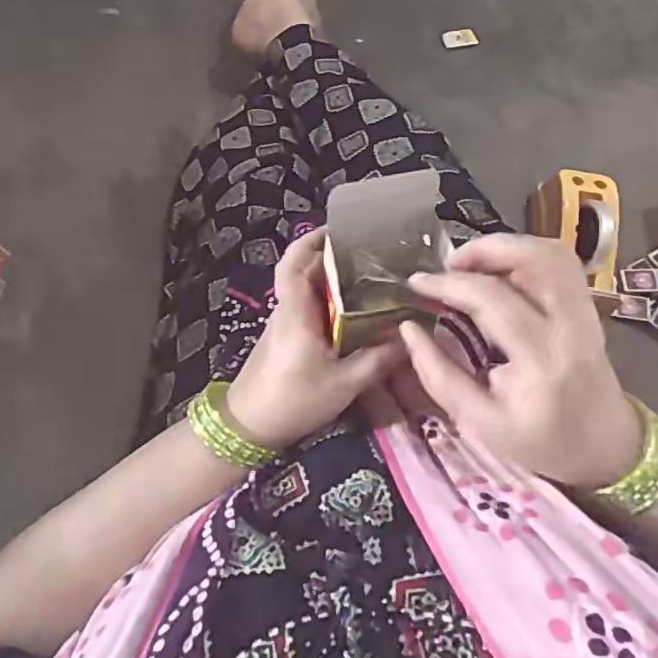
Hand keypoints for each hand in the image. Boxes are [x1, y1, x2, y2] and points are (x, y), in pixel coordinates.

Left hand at [224, 228, 403, 448]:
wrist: (249, 427)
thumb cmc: (293, 400)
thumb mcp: (343, 383)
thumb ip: (377, 360)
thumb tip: (409, 339)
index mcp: (295, 311)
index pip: (294, 262)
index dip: (312, 240)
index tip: (338, 230)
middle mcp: (287, 310)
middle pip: (304, 271)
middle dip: (332, 258)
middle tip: (370, 255)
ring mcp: (284, 324)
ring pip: (307, 290)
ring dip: (331, 280)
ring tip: (369, 279)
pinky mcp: (286, 338)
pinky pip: (309, 308)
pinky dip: (329, 302)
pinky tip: (354, 313)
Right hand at [400, 234, 641, 489]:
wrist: (605, 448)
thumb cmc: (539, 440)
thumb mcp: (478, 421)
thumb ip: (438, 374)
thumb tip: (408, 328)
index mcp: (540, 359)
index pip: (491, 298)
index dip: (448, 284)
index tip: (416, 284)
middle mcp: (570, 325)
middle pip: (530, 260)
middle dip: (478, 252)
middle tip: (446, 268)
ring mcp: (585, 311)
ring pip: (549, 253)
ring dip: (504, 247)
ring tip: (471, 264)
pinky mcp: (588, 305)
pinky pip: (559, 261)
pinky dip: (524, 254)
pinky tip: (499, 270)